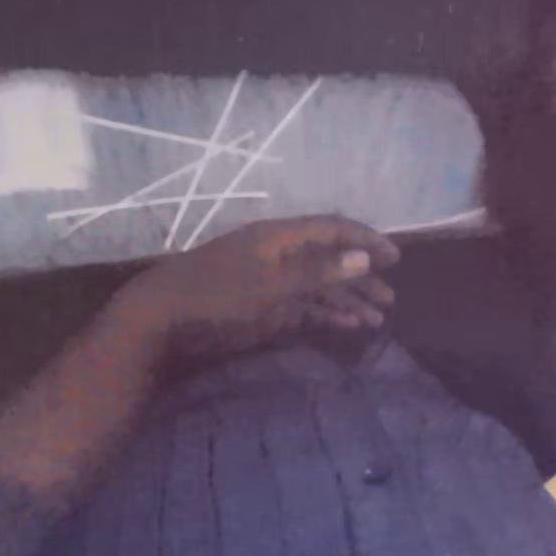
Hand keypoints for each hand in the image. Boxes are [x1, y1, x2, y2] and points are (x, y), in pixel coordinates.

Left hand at [109, 216, 401, 362]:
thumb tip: (363, 258)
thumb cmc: (214, 295)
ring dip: (345, 300)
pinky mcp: (257, 306)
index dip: (364, 240)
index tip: (395, 258)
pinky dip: (322, 314)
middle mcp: (275, 254)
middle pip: (326, 260)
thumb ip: (316, 273)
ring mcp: (266, 281)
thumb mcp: (268, 285)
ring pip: (315, 286)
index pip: (331, 230)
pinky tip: (343, 325)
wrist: (160, 319)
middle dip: (359, 278)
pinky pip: (298, 305)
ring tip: (375, 319)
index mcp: (277, 237)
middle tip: (389, 299)